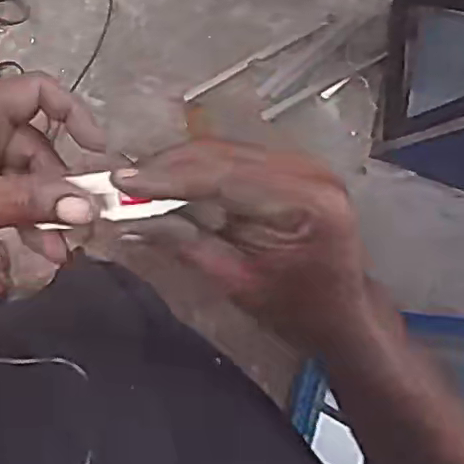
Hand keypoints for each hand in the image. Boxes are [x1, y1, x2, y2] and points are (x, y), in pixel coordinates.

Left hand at [0, 74, 107, 257]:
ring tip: (61, 248)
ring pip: (25, 174)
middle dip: (59, 185)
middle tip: (80, 221)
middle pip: (37, 144)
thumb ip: (36, 203)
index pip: (38, 91)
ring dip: (44, 208)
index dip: (73, 112)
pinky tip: (41, 245)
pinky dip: (24, 213)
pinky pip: (8, 189)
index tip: (95, 148)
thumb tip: (87, 208)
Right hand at [113, 140, 371, 345]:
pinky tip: (165, 181)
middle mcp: (305, 170)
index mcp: (305, 201)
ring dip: (173, 166)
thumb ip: (184, 244)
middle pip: (218, 154)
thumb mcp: (236, 283)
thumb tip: (128, 220)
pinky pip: (227, 157)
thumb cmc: (297, 311)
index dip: (165, 178)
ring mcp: (297, 162)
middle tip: (119, 184)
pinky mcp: (283, 164)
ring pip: (218, 150)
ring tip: (135, 184)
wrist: (344, 313)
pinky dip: (192, 169)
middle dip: (163, 168)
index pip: (222, 177)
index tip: (121, 183)